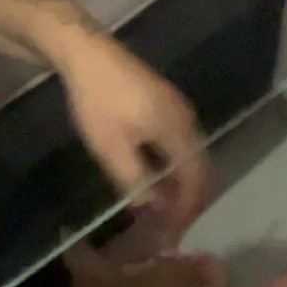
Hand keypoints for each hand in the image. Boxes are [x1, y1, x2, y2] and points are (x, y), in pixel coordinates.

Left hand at [59, 36, 208, 243]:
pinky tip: (151, 171)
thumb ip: (135, 182)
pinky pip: (178, 139)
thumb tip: (154, 208)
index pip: (196, 180)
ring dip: (178, 180)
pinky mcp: (163, 99)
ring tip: (159, 203)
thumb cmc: (99, 103)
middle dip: (186, 197)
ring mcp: (177, 106)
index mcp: (180, 132)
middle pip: (198, 166)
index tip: (174, 232)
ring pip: (188, 153)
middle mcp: (187, 119)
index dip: (188, 209)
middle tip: (168, 223)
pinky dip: (171, 162)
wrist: (87, 53)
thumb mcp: (112, 149)